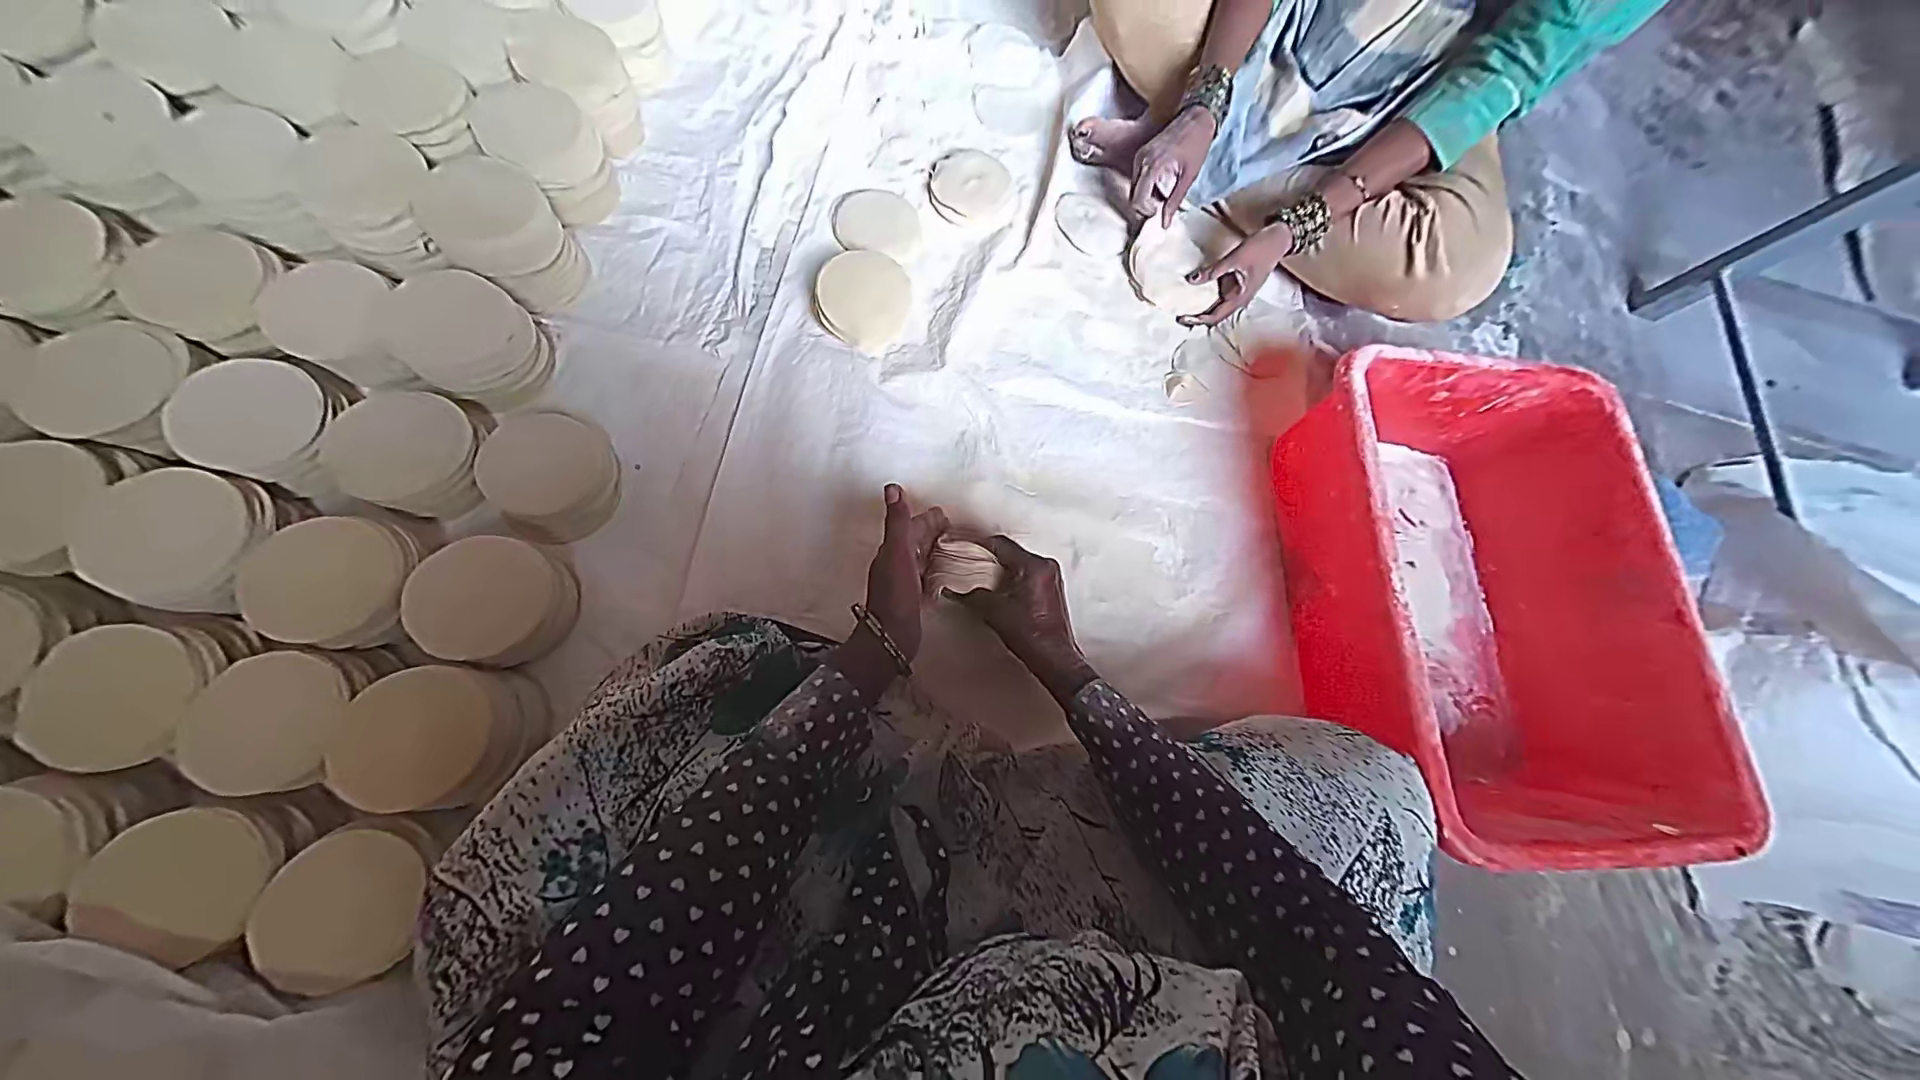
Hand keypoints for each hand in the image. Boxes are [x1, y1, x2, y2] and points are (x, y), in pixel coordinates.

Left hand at [862, 484, 947, 662]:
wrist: (892, 636)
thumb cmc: (895, 596)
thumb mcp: (897, 553)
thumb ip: (897, 522)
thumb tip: (892, 489)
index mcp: (892, 550)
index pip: (911, 527)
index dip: (926, 519)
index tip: (943, 514)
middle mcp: (897, 564)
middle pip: (916, 541)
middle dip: (932, 532)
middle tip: (951, 527)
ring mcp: (905, 582)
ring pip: (922, 558)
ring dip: (935, 550)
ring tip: (952, 547)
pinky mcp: (914, 598)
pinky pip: (927, 578)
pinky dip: (936, 571)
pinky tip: (944, 574)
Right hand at [953, 536, 1096, 704]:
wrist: (1053, 657)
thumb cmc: (1033, 638)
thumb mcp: (994, 612)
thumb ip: (972, 596)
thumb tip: (955, 591)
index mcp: (1034, 567)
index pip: (1000, 544)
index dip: (977, 543)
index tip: (962, 543)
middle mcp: (1046, 567)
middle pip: (1009, 550)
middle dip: (986, 554)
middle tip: (966, 557)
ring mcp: (1050, 576)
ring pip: (1017, 561)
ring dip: (997, 565)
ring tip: (977, 571)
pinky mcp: (1050, 587)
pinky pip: (1025, 571)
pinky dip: (1009, 574)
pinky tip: (995, 585)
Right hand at [1129, 105, 1217, 228]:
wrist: (1198, 117)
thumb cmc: (1196, 145)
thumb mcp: (1188, 177)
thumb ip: (1174, 201)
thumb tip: (1164, 223)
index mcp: (1153, 167)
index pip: (1138, 200)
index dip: (1147, 211)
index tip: (1159, 211)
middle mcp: (1142, 161)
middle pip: (1133, 196)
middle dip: (1145, 205)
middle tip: (1161, 204)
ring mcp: (1140, 156)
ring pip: (1134, 188)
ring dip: (1145, 195)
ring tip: (1162, 192)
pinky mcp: (1142, 153)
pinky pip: (1137, 177)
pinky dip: (1145, 185)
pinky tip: (1160, 182)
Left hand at [1177, 221, 1290, 327]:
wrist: (1280, 237)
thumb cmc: (1261, 248)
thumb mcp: (1235, 259)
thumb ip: (1213, 271)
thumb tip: (1191, 280)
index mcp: (1239, 298)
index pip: (1215, 317)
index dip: (1198, 320)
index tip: (1182, 318)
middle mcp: (1237, 298)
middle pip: (1214, 315)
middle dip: (1197, 317)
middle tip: (1178, 314)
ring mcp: (1236, 290)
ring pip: (1215, 304)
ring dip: (1201, 306)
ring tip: (1182, 304)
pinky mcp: (1235, 282)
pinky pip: (1218, 292)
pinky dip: (1206, 293)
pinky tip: (1194, 288)